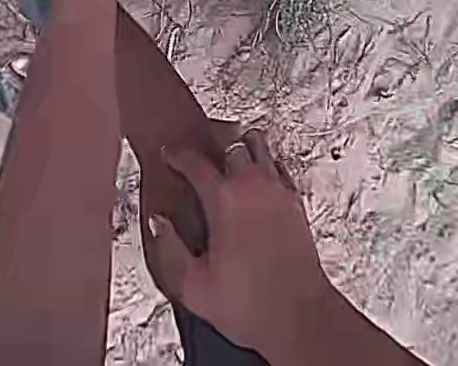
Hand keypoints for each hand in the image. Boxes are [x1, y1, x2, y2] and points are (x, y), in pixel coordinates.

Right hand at [146, 129, 336, 357]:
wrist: (299, 315)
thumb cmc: (250, 305)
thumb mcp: (195, 285)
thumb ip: (170, 249)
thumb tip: (158, 223)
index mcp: (223, 199)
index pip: (195, 162)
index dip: (178, 156)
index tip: (171, 156)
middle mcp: (251, 185)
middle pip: (230, 142)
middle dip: (211, 142)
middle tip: (200, 151)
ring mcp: (276, 188)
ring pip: (258, 144)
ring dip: (241, 146)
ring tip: (228, 157)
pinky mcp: (294, 198)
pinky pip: (277, 164)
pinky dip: (264, 163)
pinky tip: (257, 179)